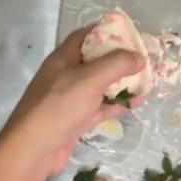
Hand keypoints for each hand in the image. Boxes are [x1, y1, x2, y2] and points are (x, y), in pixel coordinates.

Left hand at [0, 25, 142, 177]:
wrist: (35, 149)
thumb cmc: (61, 105)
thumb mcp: (91, 78)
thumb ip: (117, 64)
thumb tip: (139, 57)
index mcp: (64, 57)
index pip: (85, 35)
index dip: (106, 32)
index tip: (130, 35)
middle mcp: (65, 75)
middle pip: (96, 62)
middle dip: (119, 62)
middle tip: (143, 63)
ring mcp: (69, 99)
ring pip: (99, 86)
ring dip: (120, 85)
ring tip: (145, 86)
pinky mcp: (74, 120)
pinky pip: (98, 108)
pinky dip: (114, 105)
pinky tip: (132, 105)